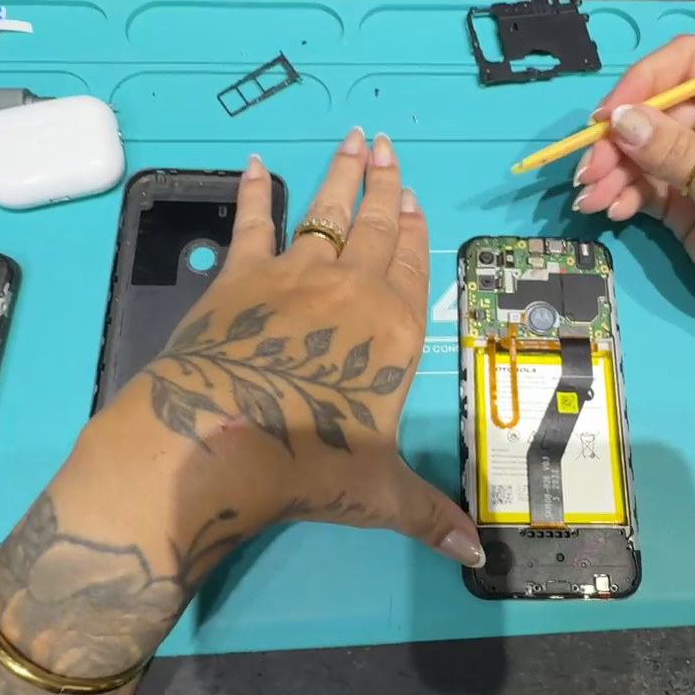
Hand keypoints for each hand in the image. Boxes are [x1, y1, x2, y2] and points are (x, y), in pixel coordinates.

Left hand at [108, 129, 483, 567]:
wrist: (215, 442)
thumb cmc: (307, 465)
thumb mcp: (378, 493)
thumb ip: (429, 514)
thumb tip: (479, 556)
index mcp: (393, 330)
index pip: (412, 265)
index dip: (415, 230)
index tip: (415, 196)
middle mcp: (351, 289)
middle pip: (376, 226)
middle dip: (385, 185)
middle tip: (388, 146)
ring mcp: (295, 276)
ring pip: (327, 212)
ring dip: (341, 175)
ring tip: (354, 138)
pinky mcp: (240, 277)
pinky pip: (252, 222)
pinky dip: (254, 191)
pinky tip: (255, 164)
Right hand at [572, 35, 694, 344]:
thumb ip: (673, 152)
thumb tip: (617, 119)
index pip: (690, 63)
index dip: (644, 81)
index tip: (607, 118)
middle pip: (657, 110)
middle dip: (618, 140)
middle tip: (588, 174)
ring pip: (644, 152)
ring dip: (613, 173)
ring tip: (591, 201)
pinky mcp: (690, 205)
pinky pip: (646, 188)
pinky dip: (624, 196)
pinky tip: (612, 212)